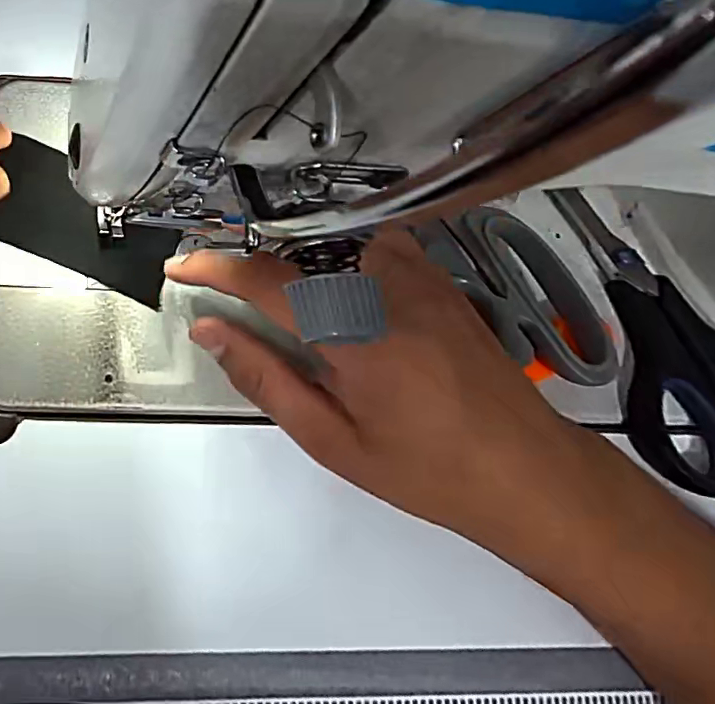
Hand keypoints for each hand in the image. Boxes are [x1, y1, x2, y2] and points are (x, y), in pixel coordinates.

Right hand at [165, 229, 599, 542]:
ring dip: (292, 262)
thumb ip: (264, 378)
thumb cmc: (431, 470)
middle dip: (249, 267)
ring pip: (330, 241)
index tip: (183, 267)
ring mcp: (418, 278)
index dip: (214, 269)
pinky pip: (370, 242)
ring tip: (282, 304)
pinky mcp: (436, 276)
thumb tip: (212, 332)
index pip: (266, 282)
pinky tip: (339, 293)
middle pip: (293, 251)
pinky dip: (337, 257)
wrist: (531, 473)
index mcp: (356, 338)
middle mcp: (388, 293)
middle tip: (227, 298)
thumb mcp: (331, 441)